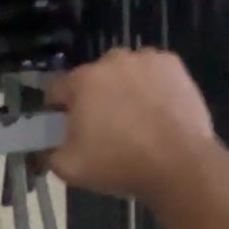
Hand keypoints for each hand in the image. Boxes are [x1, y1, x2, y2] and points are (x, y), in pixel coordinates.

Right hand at [46, 48, 218, 205]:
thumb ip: (50, 152)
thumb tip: (52, 145)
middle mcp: (112, 61)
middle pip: (92, 78)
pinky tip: (155, 111)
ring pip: (123, 73)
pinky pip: (151, 73)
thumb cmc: (119, 165)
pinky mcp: (173, 65)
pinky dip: (150, 86)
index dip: (56, 109)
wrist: (178, 165)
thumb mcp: (68, 169)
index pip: (56, 89)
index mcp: (82, 81)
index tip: (65, 127)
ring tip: (133, 119)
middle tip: (102, 127)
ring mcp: (146, 59)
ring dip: (122, 89)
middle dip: (92, 98)